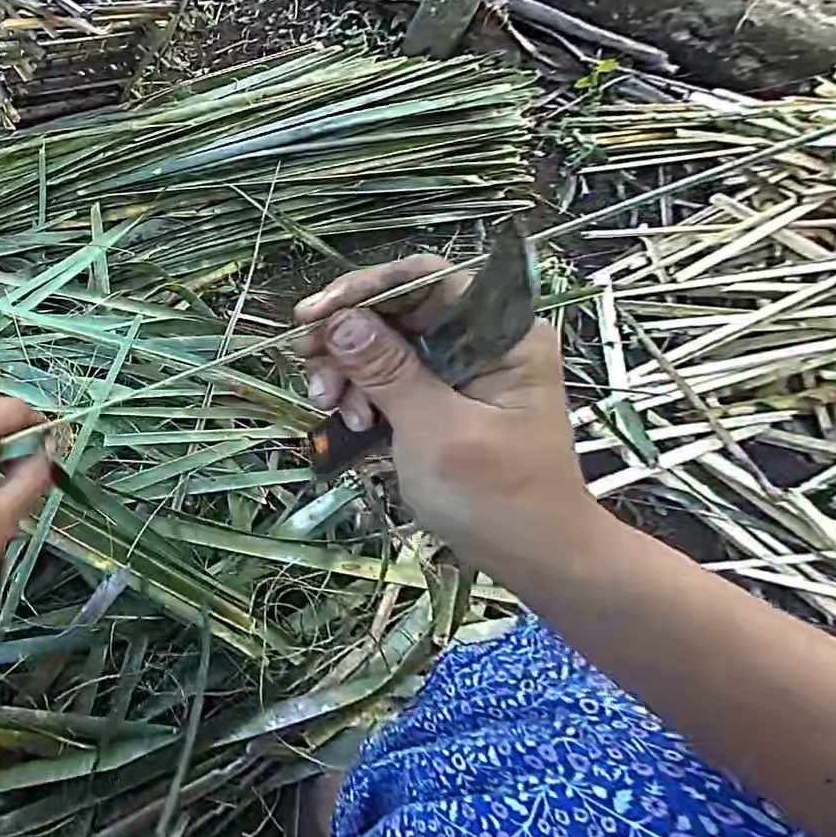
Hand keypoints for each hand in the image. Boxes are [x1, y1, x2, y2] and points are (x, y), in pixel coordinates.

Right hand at [295, 254, 603, 576]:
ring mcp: (451, 364)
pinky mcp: (430, 390)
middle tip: (306, 361)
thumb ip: (389, 372)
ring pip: (377, 340)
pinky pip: (378, 373)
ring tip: (328, 403)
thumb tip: (340, 321)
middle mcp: (475, 338)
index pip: (425, 281)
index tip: (312, 314)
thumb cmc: (497, 497)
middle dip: (344, 335)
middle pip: (393, 309)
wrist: (529, 555)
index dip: (364, 289)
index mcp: (500, 334)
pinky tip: (352, 420)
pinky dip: (355, 391)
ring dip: (343, 368)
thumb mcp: (437, 431)